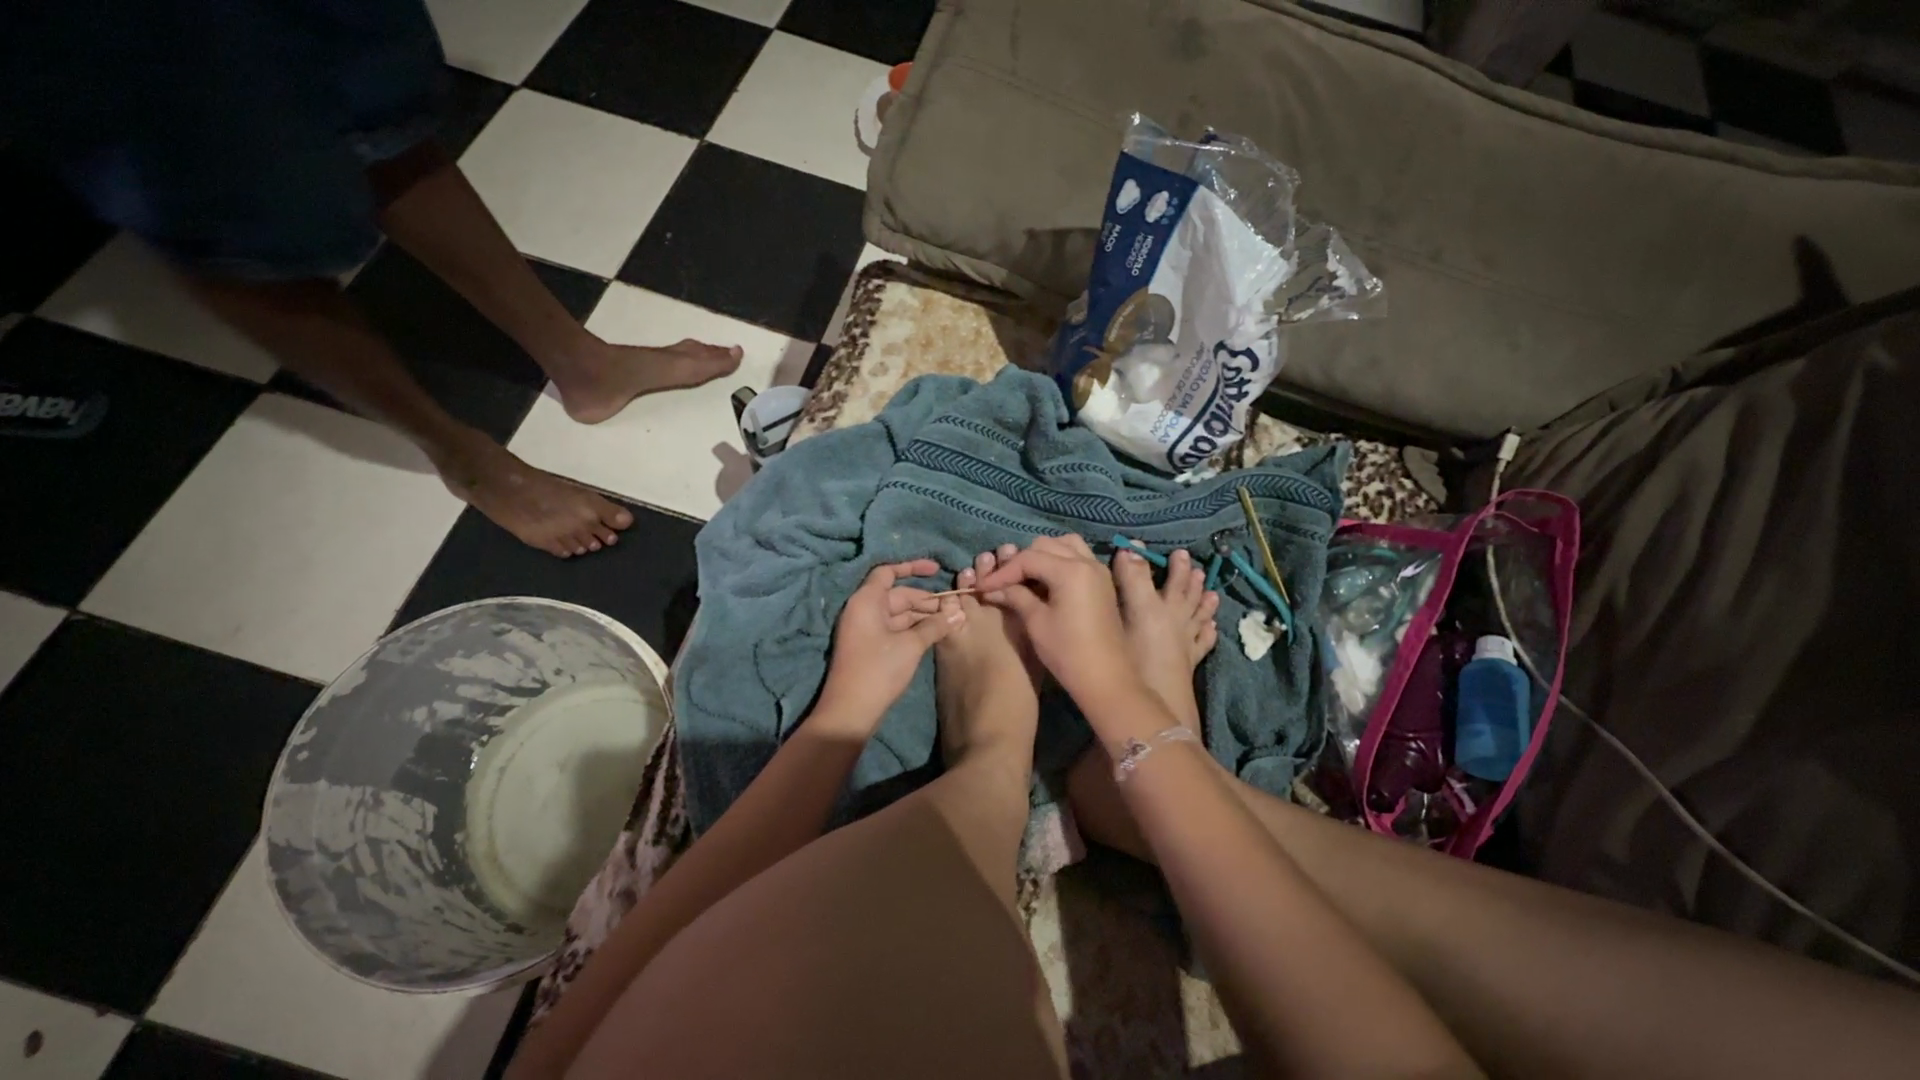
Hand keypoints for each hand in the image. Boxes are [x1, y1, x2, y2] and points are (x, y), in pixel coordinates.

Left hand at [815, 559, 966, 730]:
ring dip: (922, 616)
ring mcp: (866, 629)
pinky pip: (895, 629)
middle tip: (954, 606)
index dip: (912, 567)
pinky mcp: (870, 647)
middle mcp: (863, 610)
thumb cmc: (878, 670)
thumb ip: (934, 626)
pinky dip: (914, 628)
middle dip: (925, 599)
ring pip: (898, 614)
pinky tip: (935, 633)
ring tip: (950, 620)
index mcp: (866, 601)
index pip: (888, 572)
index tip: (937, 570)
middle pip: (897, 595)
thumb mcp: (911, 645)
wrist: (851, 710)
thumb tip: (957, 613)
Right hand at [971, 534, 1144, 709]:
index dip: (1003, 572)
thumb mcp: (1036, 622)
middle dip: (1022, 561)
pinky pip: (1078, 558)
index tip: (983, 587)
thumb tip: (993, 588)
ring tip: (1026, 579)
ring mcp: (1099, 571)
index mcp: (1071, 571)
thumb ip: (1015, 596)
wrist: (1106, 679)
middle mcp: (1088, 562)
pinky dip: (1059, 562)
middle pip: (1046, 545)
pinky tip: (1045, 583)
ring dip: (1043, 557)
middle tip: (1004, 583)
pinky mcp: (1103, 582)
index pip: (1028, 558)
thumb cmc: (1068, 652)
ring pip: (1065, 546)